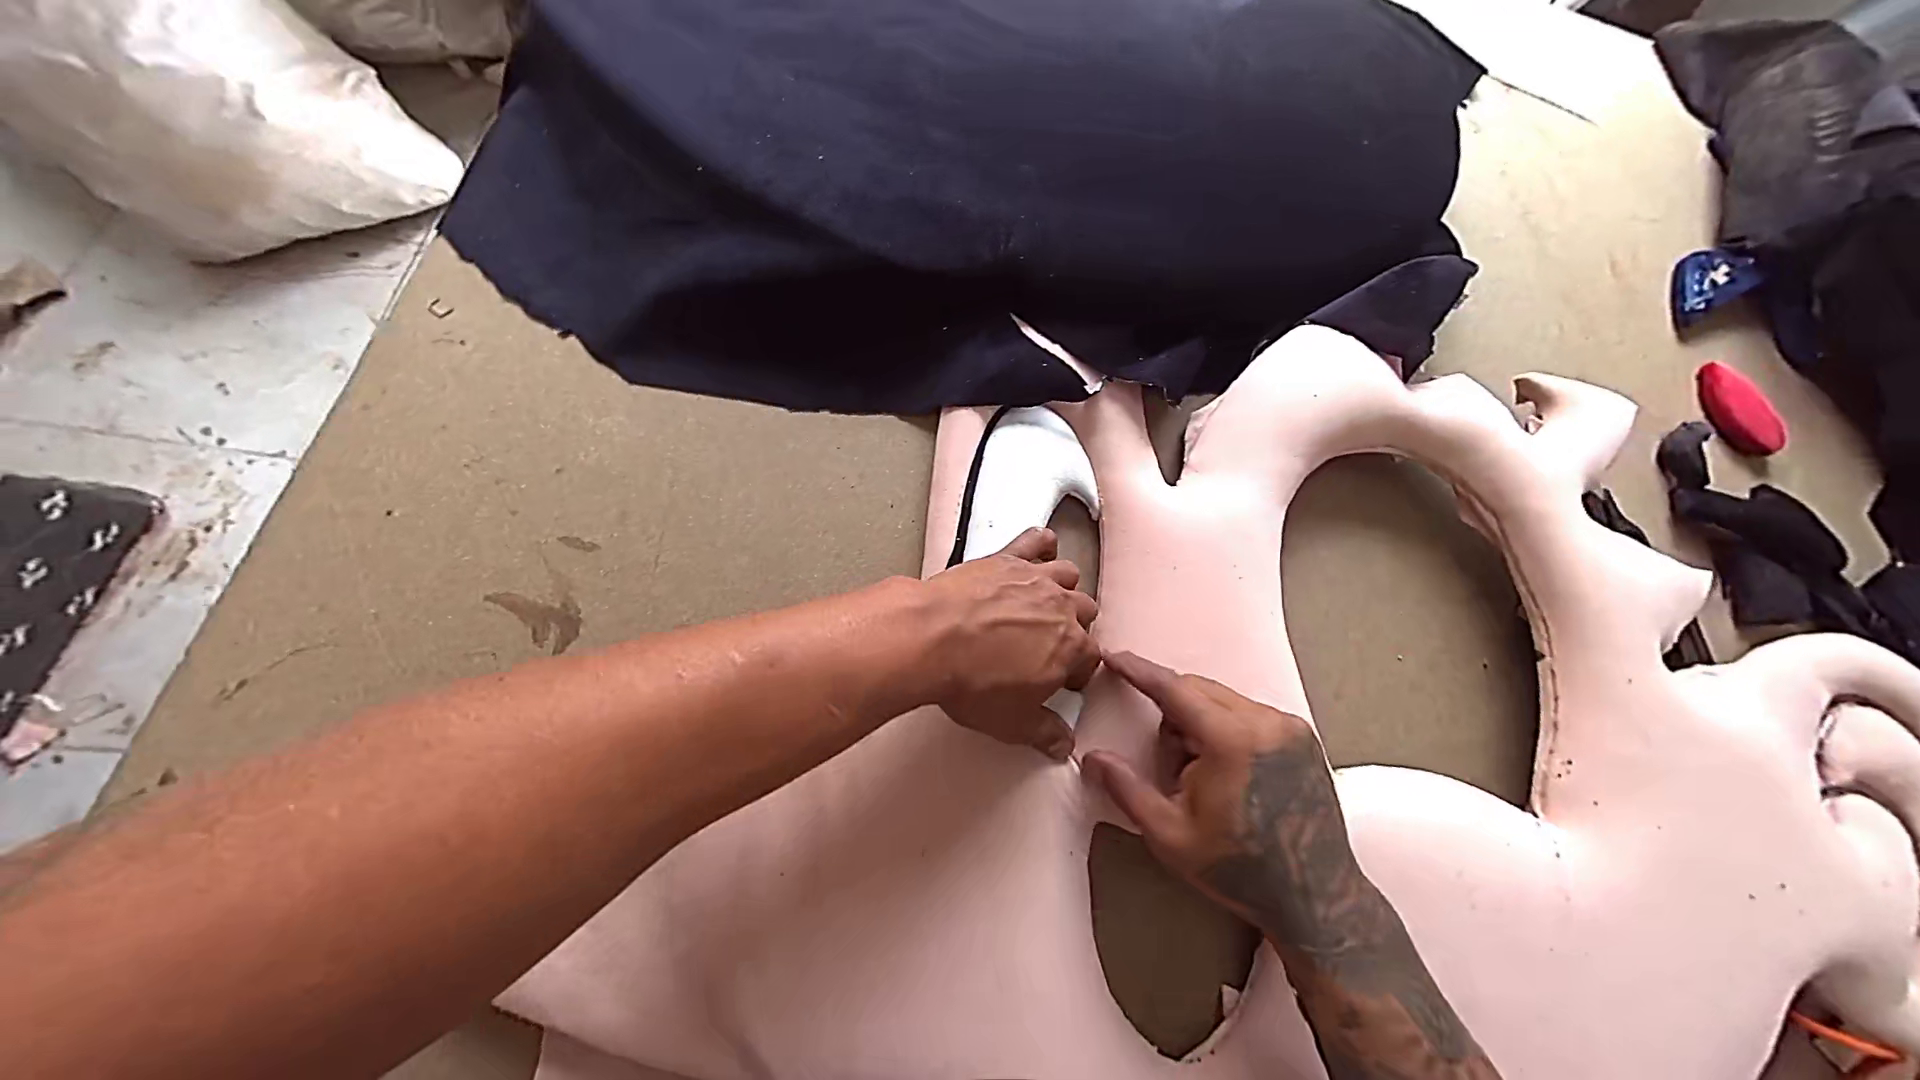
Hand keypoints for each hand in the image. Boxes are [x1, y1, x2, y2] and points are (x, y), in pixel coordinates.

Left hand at [921, 528, 1098, 760]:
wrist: (932, 639)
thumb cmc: (971, 678)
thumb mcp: (1012, 722)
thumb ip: (1044, 732)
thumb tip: (1062, 743)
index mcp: (1071, 647)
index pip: (1091, 657)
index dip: (1078, 670)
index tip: (1064, 679)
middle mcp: (1061, 607)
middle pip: (1086, 611)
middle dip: (1076, 626)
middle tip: (1053, 641)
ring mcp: (1035, 578)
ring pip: (1069, 574)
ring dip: (1064, 587)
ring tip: (1047, 599)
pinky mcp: (1007, 558)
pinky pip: (1037, 541)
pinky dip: (1042, 543)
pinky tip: (1040, 548)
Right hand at [1080, 651, 1365, 946]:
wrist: (1316, 899)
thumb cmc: (1243, 871)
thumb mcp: (1169, 835)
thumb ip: (1126, 789)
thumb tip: (1093, 759)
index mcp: (1232, 741)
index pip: (1173, 689)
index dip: (1138, 671)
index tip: (1116, 659)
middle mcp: (1266, 724)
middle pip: (1196, 690)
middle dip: (1172, 717)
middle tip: (1172, 769)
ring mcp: (1289, 729)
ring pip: (1221, 700)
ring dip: (1199, 725)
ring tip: (1205, 779)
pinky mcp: (1302, 738)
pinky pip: (1247, 712)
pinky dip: (1225, 730)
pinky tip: (1228, 774)